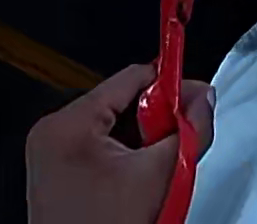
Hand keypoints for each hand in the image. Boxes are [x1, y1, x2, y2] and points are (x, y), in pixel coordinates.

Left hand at [26, 63, 215, 223]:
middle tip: (185, 136)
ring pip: (115, 126)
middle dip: (158, 119)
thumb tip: (205, 97)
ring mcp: (50, 154)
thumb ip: (190, 131)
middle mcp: (53, 131)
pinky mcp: (56, 175)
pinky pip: (101, 147)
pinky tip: (143, 179)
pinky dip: (128, 157)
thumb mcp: (158, 179)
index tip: (196, 96)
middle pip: (123, 102)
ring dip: (145, 140)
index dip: (169, 84)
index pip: (131, 78)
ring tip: (163, 165)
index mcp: (69, 123)